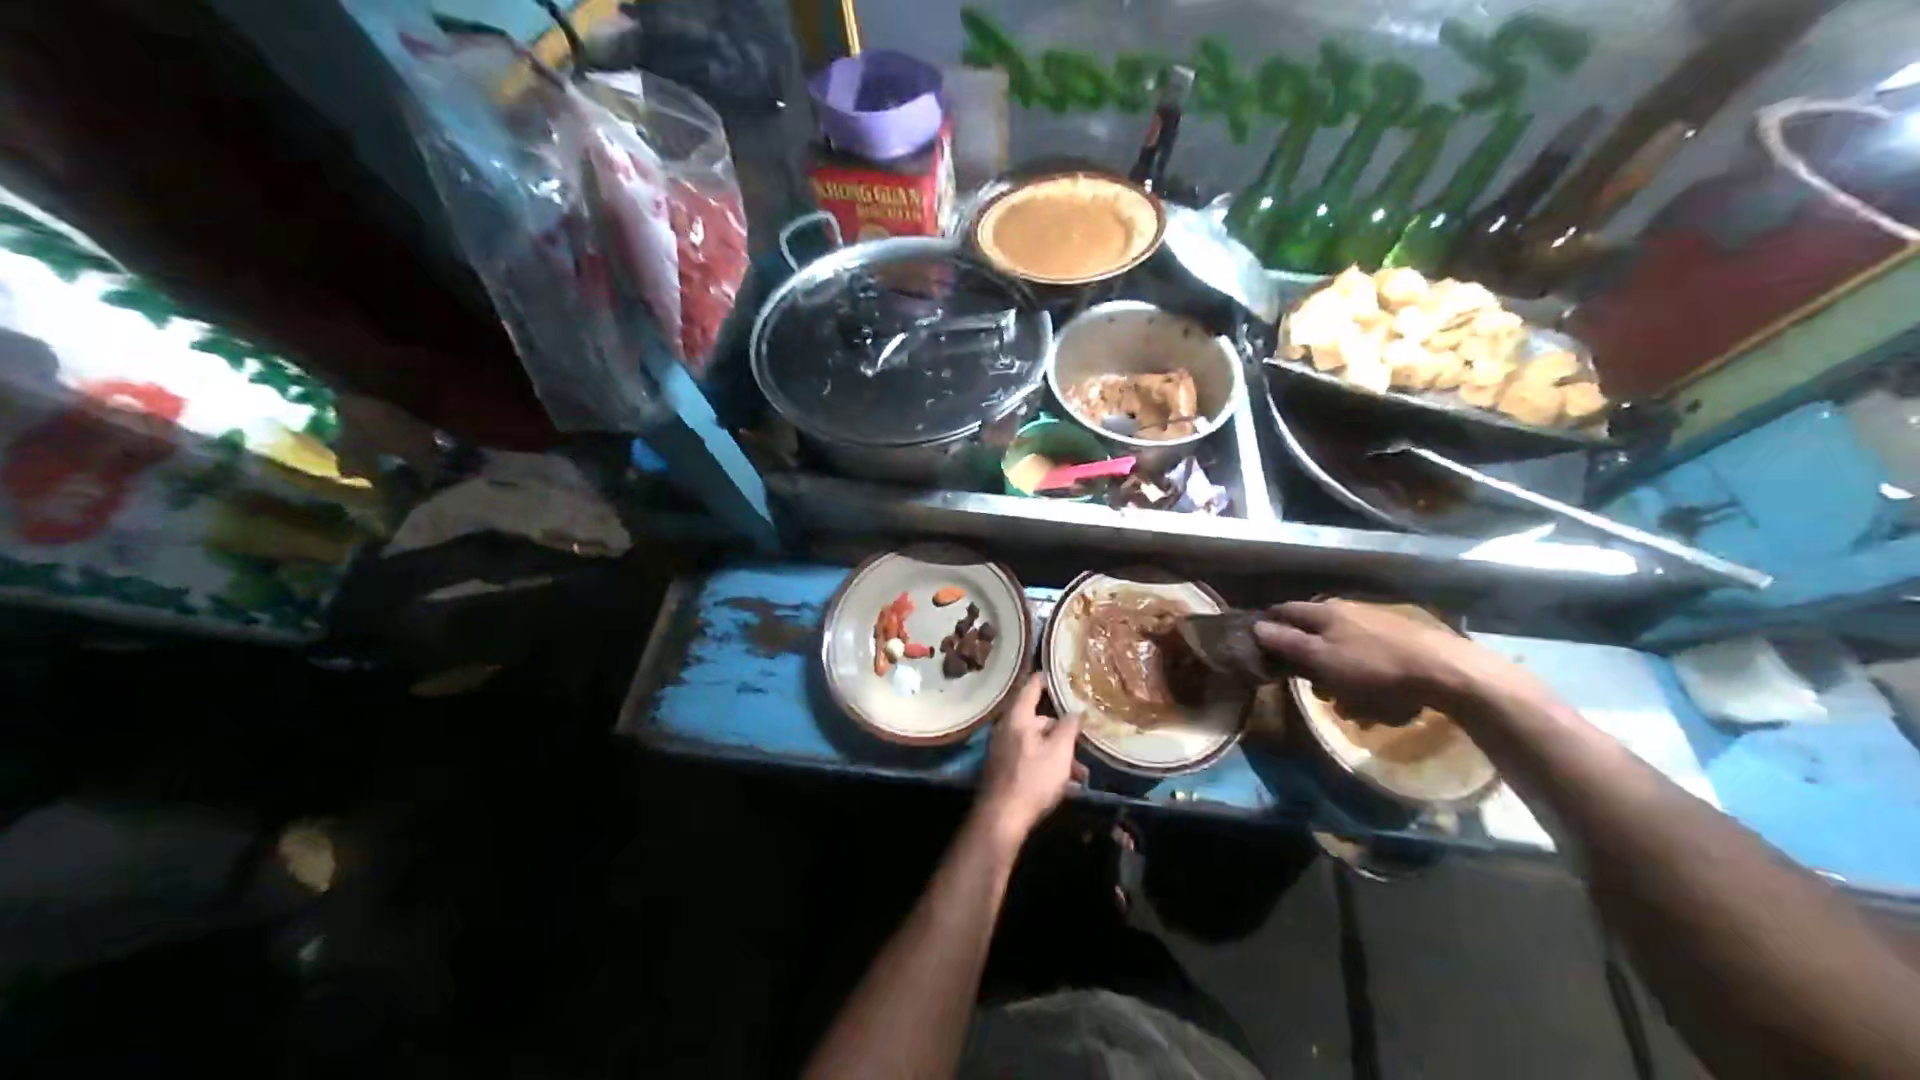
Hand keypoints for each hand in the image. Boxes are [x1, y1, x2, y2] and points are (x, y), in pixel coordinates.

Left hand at [975, 673, 1085, 845]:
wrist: (1002, 818)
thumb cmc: (1033, 779)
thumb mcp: (1059, 752)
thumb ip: (1069, 727)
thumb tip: (1075, 710)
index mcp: (1018, 718)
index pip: (1031, 688)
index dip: (1044, 678)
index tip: (1055, 672)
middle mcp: (1007, 729)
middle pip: (1038, 720)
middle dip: (1062, 732)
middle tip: (1083, 744)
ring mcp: (1003, 749)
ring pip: (1037, 743)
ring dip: (1059, 754)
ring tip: (1080, 775)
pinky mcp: (1004, 769)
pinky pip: (1029, 758)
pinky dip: (1047, 765)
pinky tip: (1065, 785)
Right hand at [1253, 600, 1530, 716]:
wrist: (1446, 672)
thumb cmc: (1373, 667)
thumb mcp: (1321, 659)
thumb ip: (1286, 643)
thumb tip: (1256, 626)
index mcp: (1324, 611)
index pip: (1283, 611)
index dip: (1268, 627)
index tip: (1260, 650)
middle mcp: (1348, 610)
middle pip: (1313, 633)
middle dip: (1307, 661)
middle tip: (1311, 687)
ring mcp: (1377, 624)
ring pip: (1342, 650)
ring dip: (1338, 676)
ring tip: (1348, 704)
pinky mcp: (1401, 641)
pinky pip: (1369, 660)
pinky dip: (1364, 679)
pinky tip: (1376, 701)